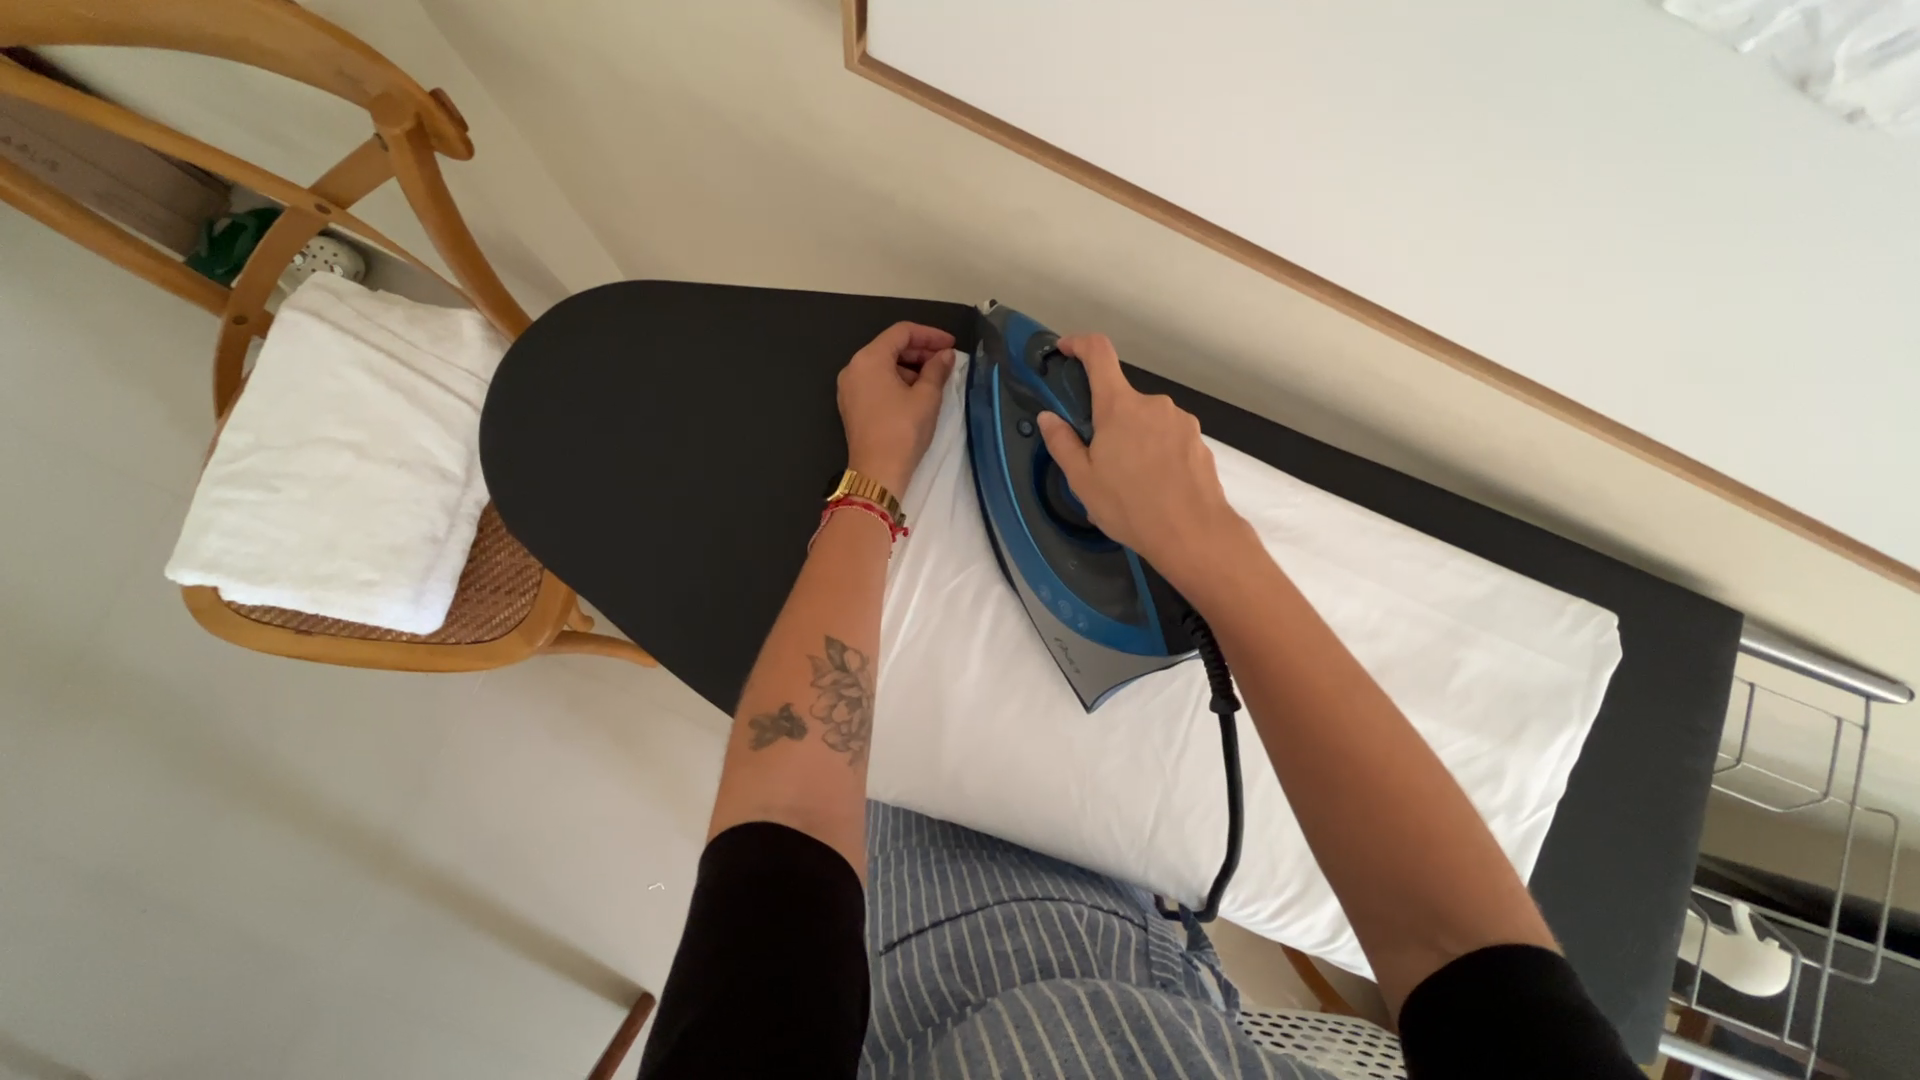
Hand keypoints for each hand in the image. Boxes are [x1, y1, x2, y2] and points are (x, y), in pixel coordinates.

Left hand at [837, 322, 956, 494]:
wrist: (878, 472)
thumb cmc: (903, 430)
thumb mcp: (926, 397)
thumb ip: (937, 369)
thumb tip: (945, 355)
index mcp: (869, 358)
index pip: (902, 332)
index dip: (930, 335)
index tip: (951, 344)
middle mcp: (853, 368)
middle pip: (890, 347)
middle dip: (920, 351)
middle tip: (946, 362)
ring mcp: (849, 388)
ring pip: (883, 366)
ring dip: (910, 367)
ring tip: (935, 379)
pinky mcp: (852, 406)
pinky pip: (876, 382)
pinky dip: (896, 381)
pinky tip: (916, 393)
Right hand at [1036, 334, 1250, 587]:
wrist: (1193, 533)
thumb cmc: (1131, 507)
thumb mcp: (1083, 480)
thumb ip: (1062, 443)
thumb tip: (1049, 417)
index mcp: (1119, 406)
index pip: (1098, 353)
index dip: (1079, 344)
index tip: (1066, 351)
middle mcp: (1152, 404)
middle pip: (1121, 398)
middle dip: (1107, 421)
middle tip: (1099, 460)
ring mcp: (1179, 420)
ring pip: (1146, 420)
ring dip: (1133, 439)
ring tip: (1129, 481)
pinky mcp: (1197, 440)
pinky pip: (1167, 437)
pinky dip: (1155, 452)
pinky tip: (1154, 486)